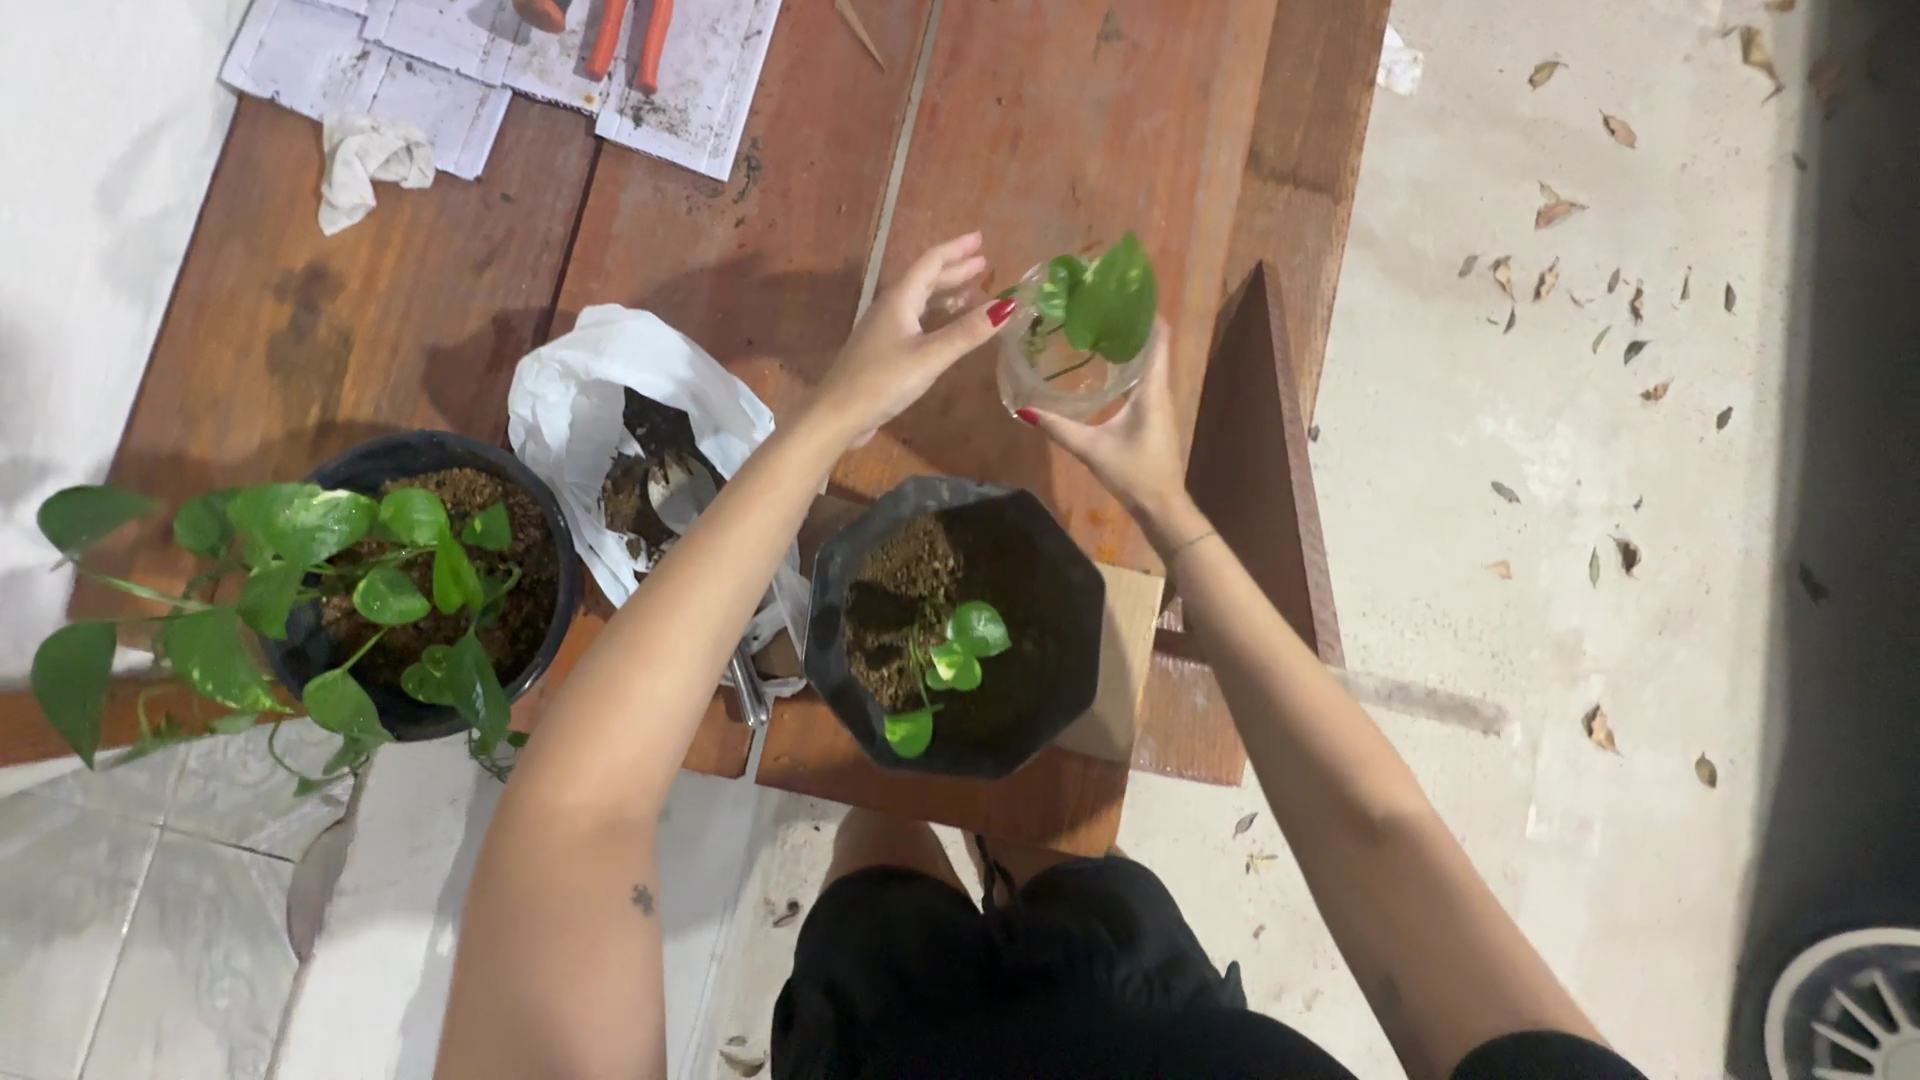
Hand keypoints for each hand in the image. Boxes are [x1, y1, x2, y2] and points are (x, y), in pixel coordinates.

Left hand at [803, 232, 1012, 447]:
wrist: (839, 413)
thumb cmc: (883, 381)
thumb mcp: (930, 356)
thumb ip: (967, 332)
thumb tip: (1007, 306)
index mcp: (899, 300)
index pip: (931, 263)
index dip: (957, 249)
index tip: (980, 239)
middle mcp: (890, 308)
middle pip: (925, 279)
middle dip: (954, 269)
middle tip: (982, 262)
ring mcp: (884, 329)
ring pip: (919, 301)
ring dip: (945, 293)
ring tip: (971, 291)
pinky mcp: (882, 351)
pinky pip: (914, 321)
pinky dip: (935, 316)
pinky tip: (945, 327)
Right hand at [1017, 319, 1206, 551]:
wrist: (1161, 506)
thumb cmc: (1134, 474)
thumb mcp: (1092, 449)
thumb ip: (1059, 428)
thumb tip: (1025, 409)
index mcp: (1152, 390)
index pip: (1158, 340)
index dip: (1146, 314)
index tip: (1122, 295)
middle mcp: (1160, 391)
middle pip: (1153, 346)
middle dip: (1132, 325)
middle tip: (1101, 307)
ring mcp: (1160, 404)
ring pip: (1149, 363)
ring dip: (1131, 345)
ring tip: (1100, 328)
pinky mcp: (1155, 416)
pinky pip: (1145, 379)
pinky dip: (1130, 366)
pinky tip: (1107, 367)